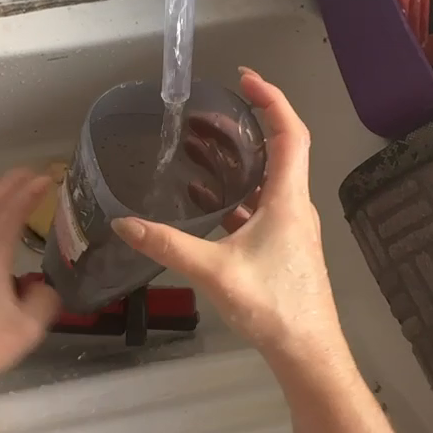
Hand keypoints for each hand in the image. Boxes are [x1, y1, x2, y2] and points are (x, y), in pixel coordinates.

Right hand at [112, 68, 346, 367]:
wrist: (309, 354)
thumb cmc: (273, 307)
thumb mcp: (213, 272)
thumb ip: (167, 245)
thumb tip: (123, 223)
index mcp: (288, 201)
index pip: (290, 134)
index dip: (272, 100)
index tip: (246, 79)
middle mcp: (295, 207)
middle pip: (282, 150)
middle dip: (251, 122)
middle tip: (215, 109)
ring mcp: (291, 229)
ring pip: (271, 179)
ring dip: (243, 158)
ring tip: (205, 147)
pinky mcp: (283, 247)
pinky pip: (262, 205)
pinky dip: (239, 192)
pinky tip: (209, 203)